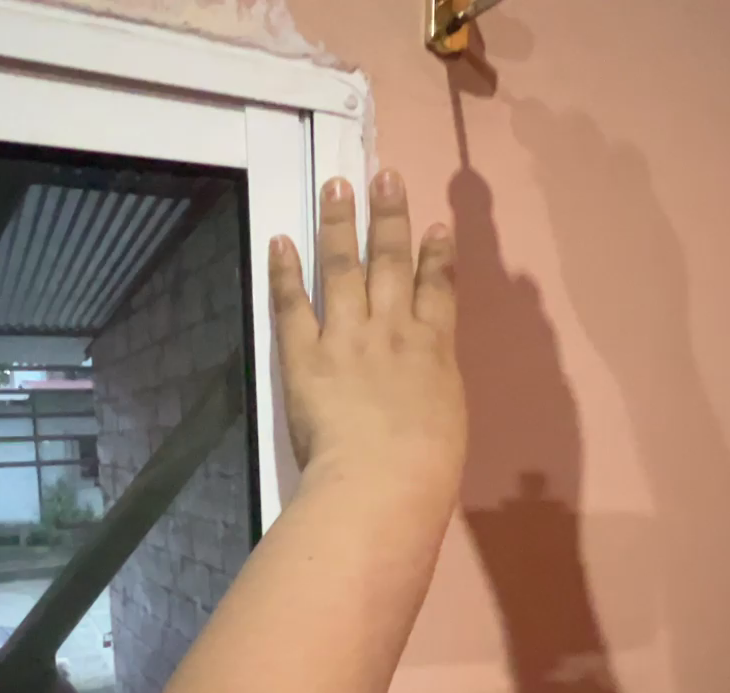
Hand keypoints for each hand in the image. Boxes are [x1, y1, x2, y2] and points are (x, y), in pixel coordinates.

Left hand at [270, 171, 465, 508]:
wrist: (384, 480)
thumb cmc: (427, 469)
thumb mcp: (447, 421)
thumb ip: (434, 390)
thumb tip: (425, 381)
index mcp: (434, 349)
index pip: (438, 289)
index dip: (436, 254)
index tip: (435, 226)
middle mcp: (393, 329)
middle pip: (392, 262)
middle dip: (390, 217)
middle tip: (385, 176)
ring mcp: (347, 336)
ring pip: (344, 267)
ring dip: (340, 224)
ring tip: (337, 186)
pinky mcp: (305, 354)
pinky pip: (293, 304)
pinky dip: (285, 271)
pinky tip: (281, 241)